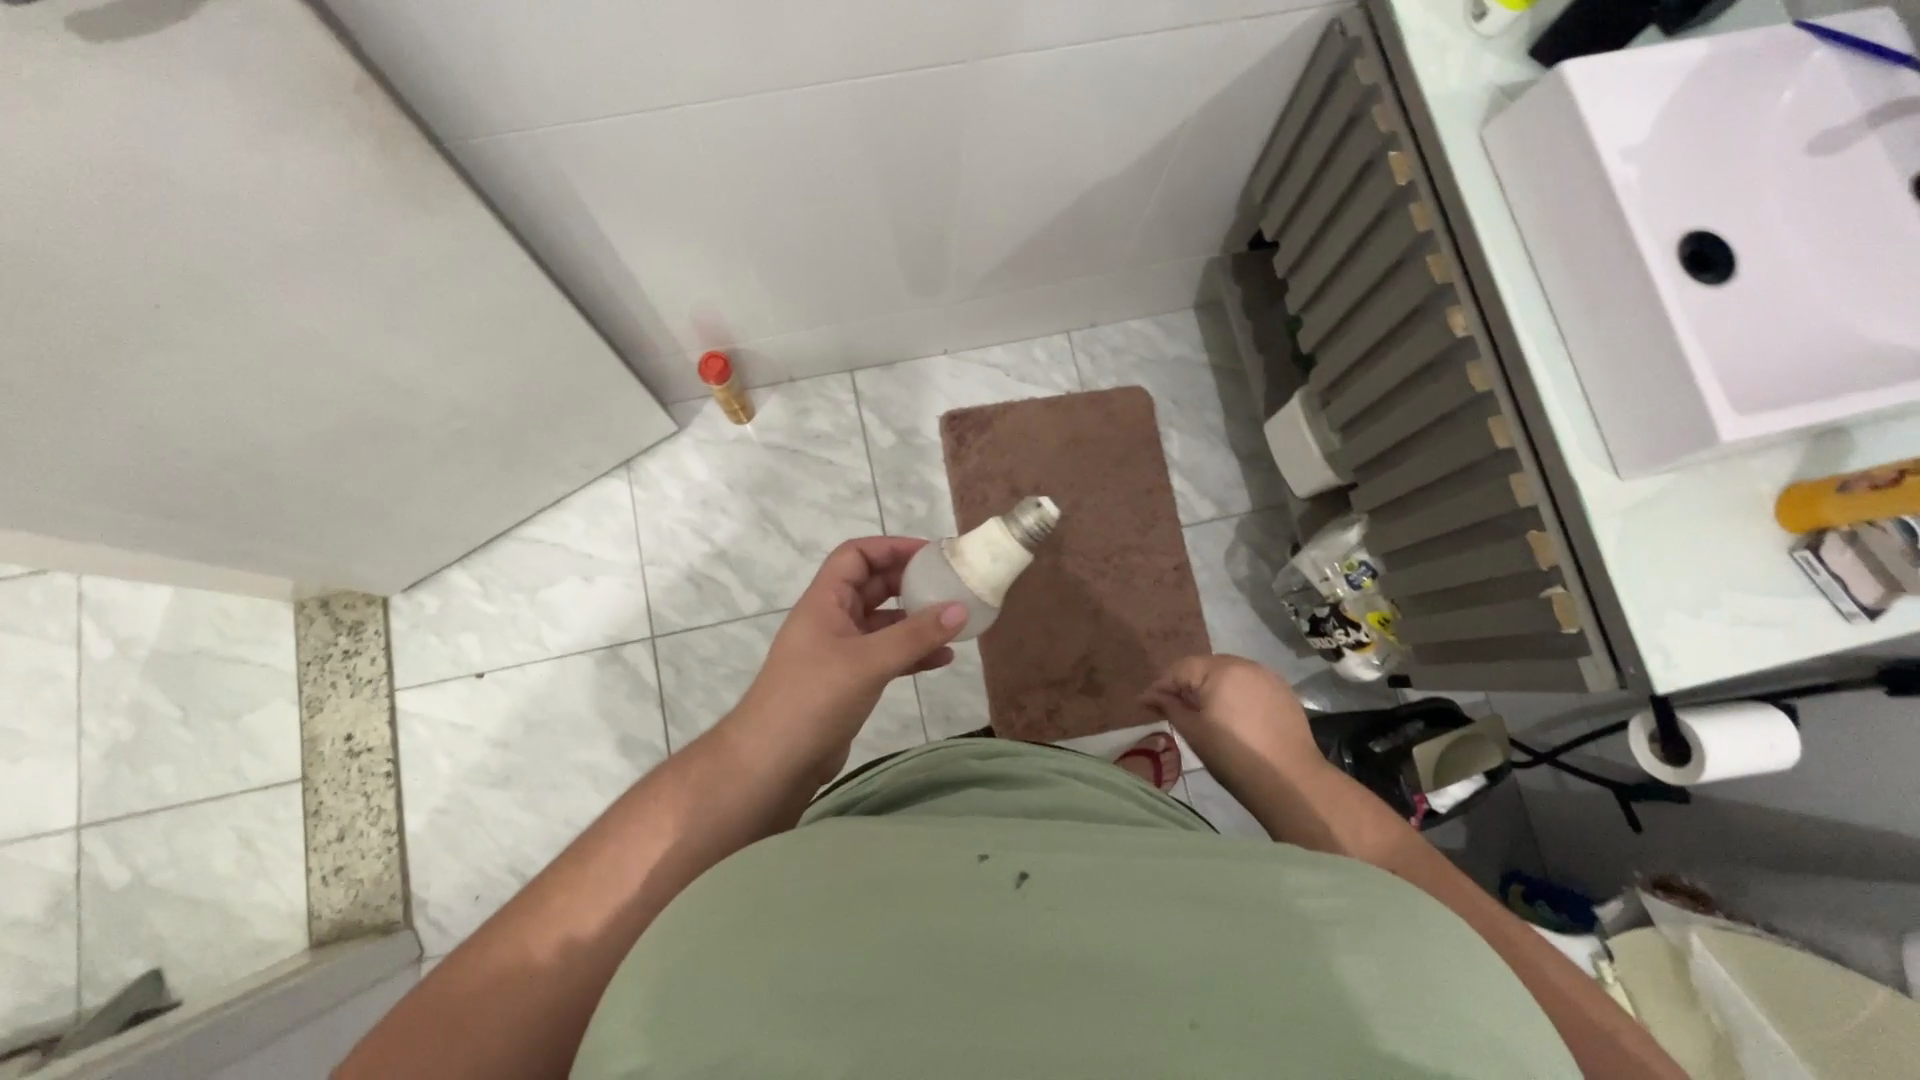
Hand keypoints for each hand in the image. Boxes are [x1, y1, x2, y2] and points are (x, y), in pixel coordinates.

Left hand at [726, 537, 968, 784]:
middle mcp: (831, 620)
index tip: (932, 554)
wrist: (773, 762)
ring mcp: (840, 653)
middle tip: (951, 585)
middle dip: (910, 582)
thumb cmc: (812, 699)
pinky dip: (912, 654)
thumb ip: (914, 636)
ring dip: (916, 621)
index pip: (856, 556)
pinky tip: (943, 659)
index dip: (891, 547)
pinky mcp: (849, 683)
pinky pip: (886, 656)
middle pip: (873, 586)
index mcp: (824, 602)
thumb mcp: (867, 662)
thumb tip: (960, 609)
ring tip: (955, 622)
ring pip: (883, 623)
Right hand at [1141, 655, 1324, 780]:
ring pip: (1229, 674)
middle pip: (1205, 667)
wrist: (1290, 780)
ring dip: (1211, 688)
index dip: (1162, 686)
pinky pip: (1249, 684)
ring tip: (1202, 712)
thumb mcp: (1193, 731)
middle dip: (1187, 684)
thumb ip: (1169, 707)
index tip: (1147, 704)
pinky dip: (1234, 694)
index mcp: (1219, 670)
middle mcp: (1244, 664)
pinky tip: (1232, 716)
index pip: (1180, 668)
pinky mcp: (1283, 692)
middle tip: (1174, 708)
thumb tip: (1148, 695)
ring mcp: (1268, 676)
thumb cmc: (1233, 755)